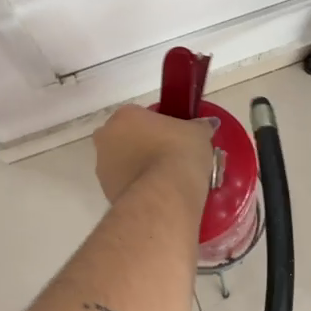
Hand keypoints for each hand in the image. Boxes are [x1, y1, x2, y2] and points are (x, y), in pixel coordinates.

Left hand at [93, 105, 215, 205]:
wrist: (164, 196)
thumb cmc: (179, 153)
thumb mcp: (198, 134)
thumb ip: (200, 126)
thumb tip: (208, 124)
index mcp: (125, 116)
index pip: (140, 115)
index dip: (158, 125)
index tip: (174, 137)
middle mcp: (107, 137)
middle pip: (127, 137)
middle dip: (143, 145)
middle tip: (168, 156)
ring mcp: (102, 166)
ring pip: (123, 162)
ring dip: (138, 167)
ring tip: (165, 179)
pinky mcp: (106, 191)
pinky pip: (125, 183)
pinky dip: (137, 186)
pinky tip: (157, 193)